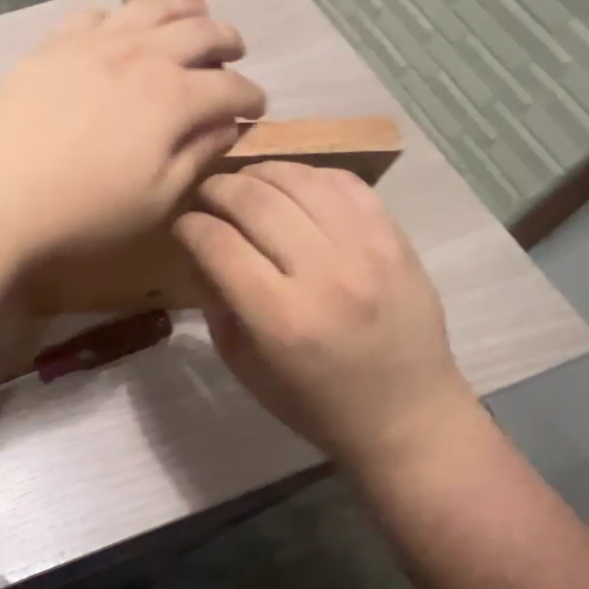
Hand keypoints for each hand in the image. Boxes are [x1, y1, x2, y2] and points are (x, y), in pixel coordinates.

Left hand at [0, 0, 265, 262]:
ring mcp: (93, 45)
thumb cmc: (80, 211)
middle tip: (236, 53)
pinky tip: (119, 29)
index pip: (230, 88)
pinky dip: (120, 17)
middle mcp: (140, 56)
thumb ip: (196, 156)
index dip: (251, 97)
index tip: (256, 108)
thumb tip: (227, 126)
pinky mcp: (52, 46)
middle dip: (227, 40)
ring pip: (150, 8)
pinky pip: (95, 15)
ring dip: (182, 10)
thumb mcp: (154, 199)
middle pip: (200, 32)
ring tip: (192, 17)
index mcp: (173, 97)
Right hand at [174, 162, 479, 475]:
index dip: (189, 225)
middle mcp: (324, 276)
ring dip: (260, 173)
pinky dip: (309, 175)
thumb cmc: (313, 402)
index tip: (182, 226)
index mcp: (279, 318)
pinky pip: (346, 184)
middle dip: (217, 190)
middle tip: (204, 196)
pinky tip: (292, 187)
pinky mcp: (396, 240)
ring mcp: (367, 252)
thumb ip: (217, 303)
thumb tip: (199, 250)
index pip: (217, 243)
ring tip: (244, 183)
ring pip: (300, 181)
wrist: (407, 415)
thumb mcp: (243, 365)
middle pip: (254, 201)